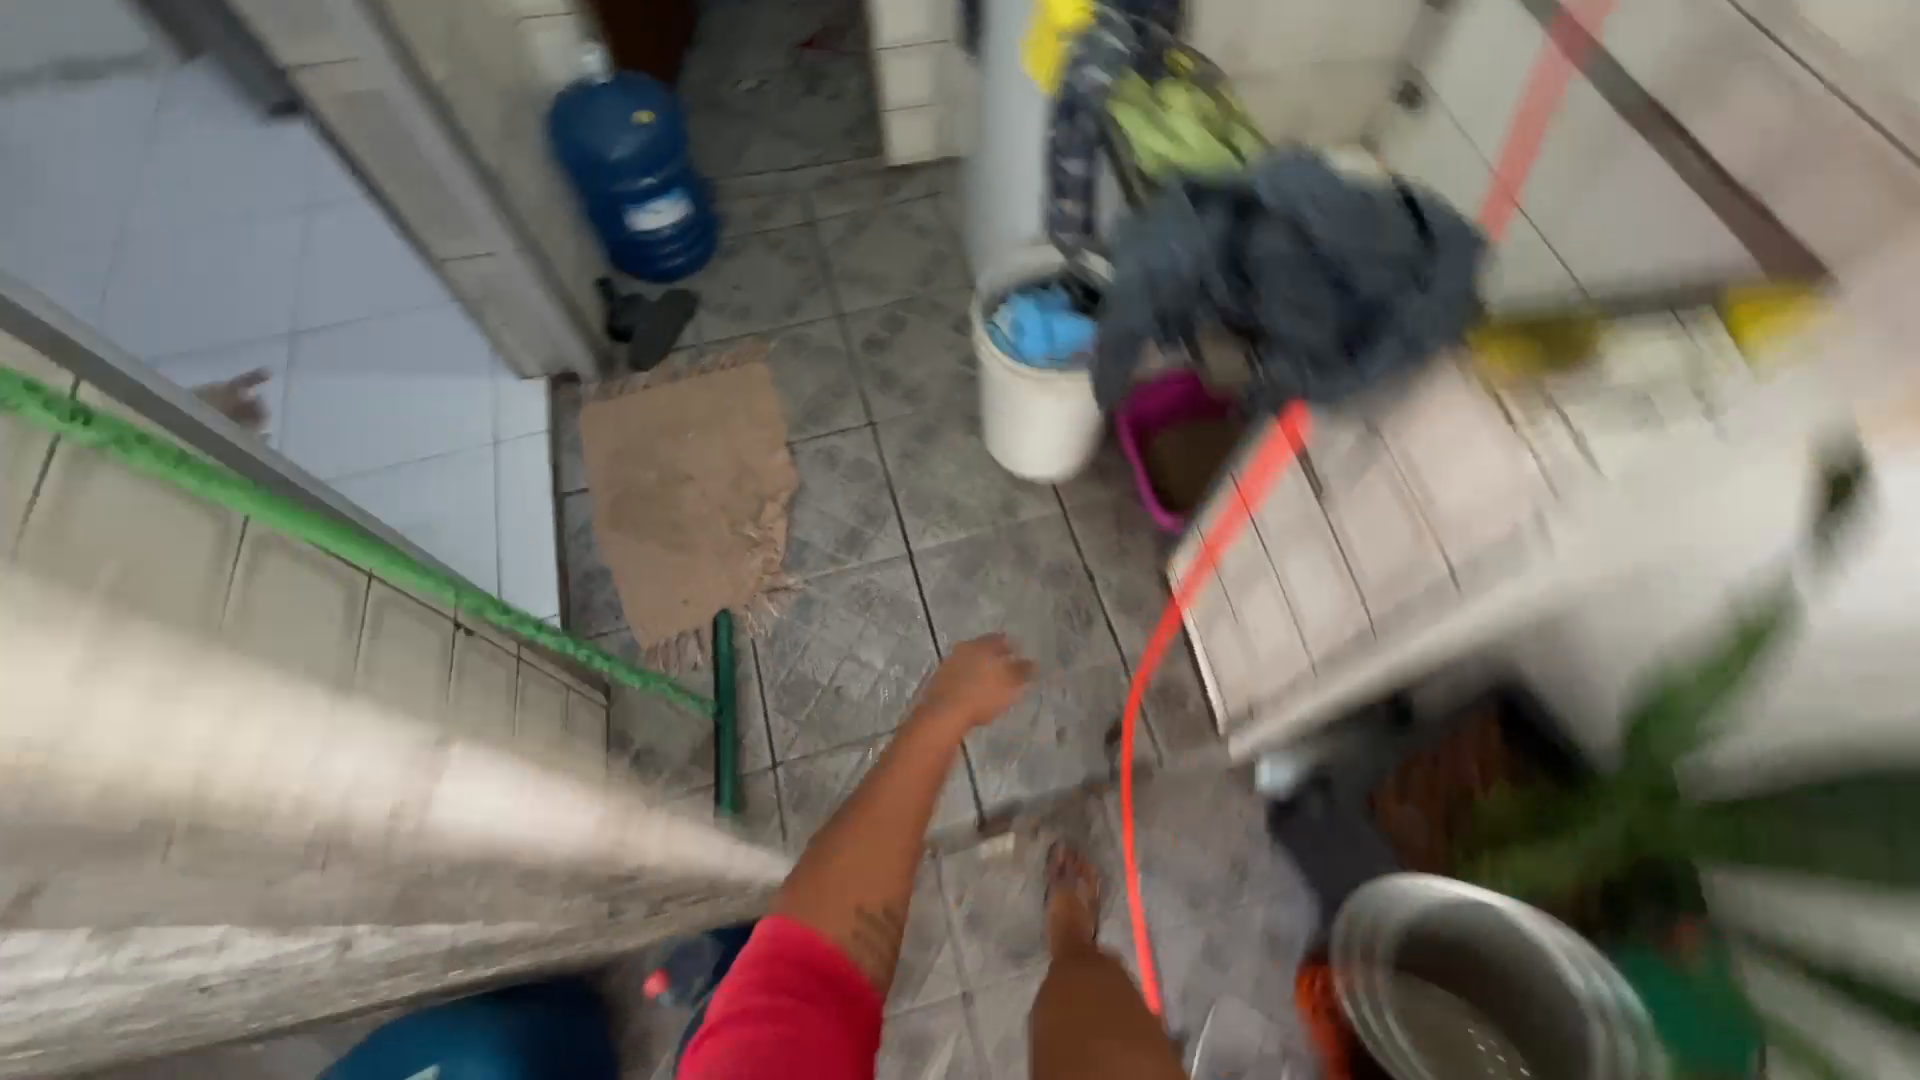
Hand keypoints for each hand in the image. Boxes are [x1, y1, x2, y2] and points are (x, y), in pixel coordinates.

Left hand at [915, 634, 1034, 731]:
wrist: (943, 714)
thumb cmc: (981, 695)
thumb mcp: (1009, 684)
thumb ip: (1022, 671)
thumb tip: (1033, 663)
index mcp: (981, 645)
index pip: (999, 639)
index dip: (1011, 645)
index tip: (1019, 653)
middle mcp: (963, 648)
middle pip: (983, 649)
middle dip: (995, 656)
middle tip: (1006, 667)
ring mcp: (948, 663)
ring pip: (970, 661)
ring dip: (980, 668)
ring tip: (991, 681)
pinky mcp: (939, 680)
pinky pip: (959, 675)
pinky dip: (968, 680)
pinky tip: (974, 691)